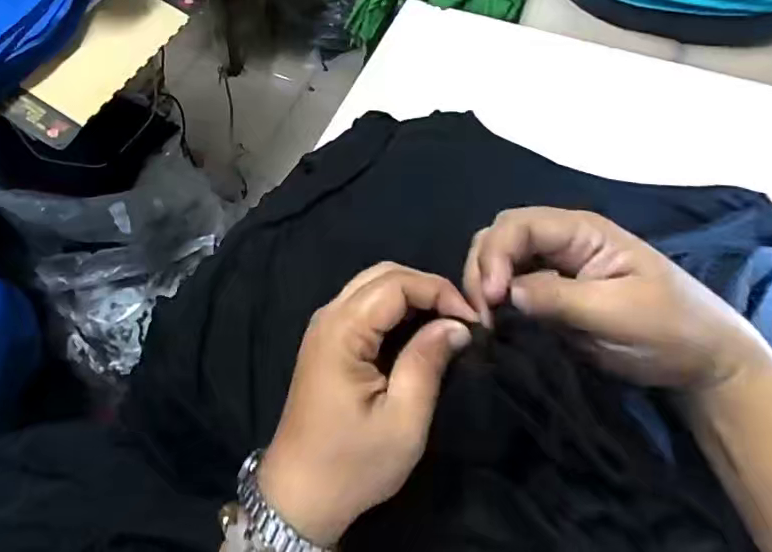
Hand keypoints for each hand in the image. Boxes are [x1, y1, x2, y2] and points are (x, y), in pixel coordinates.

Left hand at [258, 263, 478, 545]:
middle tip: (461, 317)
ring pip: (374, 283)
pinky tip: (419, 328)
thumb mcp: (402, 422)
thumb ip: (427, 363)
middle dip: (428, 287)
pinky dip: (397, 306)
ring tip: (446, 320)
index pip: (396, 283)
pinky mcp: (328, 338)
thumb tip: (457, 325)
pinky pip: (366, 302)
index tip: (472, 320)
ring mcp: (325, 324)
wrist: (298, 497)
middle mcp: (329, 315)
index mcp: (342, 330)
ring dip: (413, 294)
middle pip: (384, 274)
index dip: (439, 291)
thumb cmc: (352, 464)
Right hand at [463, 208, 771, 392]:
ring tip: (488, 324)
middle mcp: (562, 241)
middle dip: (483, 267)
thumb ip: (560, 297)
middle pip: (502, 236)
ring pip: (502, 260)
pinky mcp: (554, 296)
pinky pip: (514, 289)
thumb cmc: (671, 325)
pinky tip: (497, 327)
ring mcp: (557, 267)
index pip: (519, 224)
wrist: (705, 361)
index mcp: (580, 230)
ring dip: (486, 285)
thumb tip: (506, 292)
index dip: (496, 254)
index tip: (492, 298)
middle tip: (482, 316)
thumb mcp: (619, 311)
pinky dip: (498, 303)